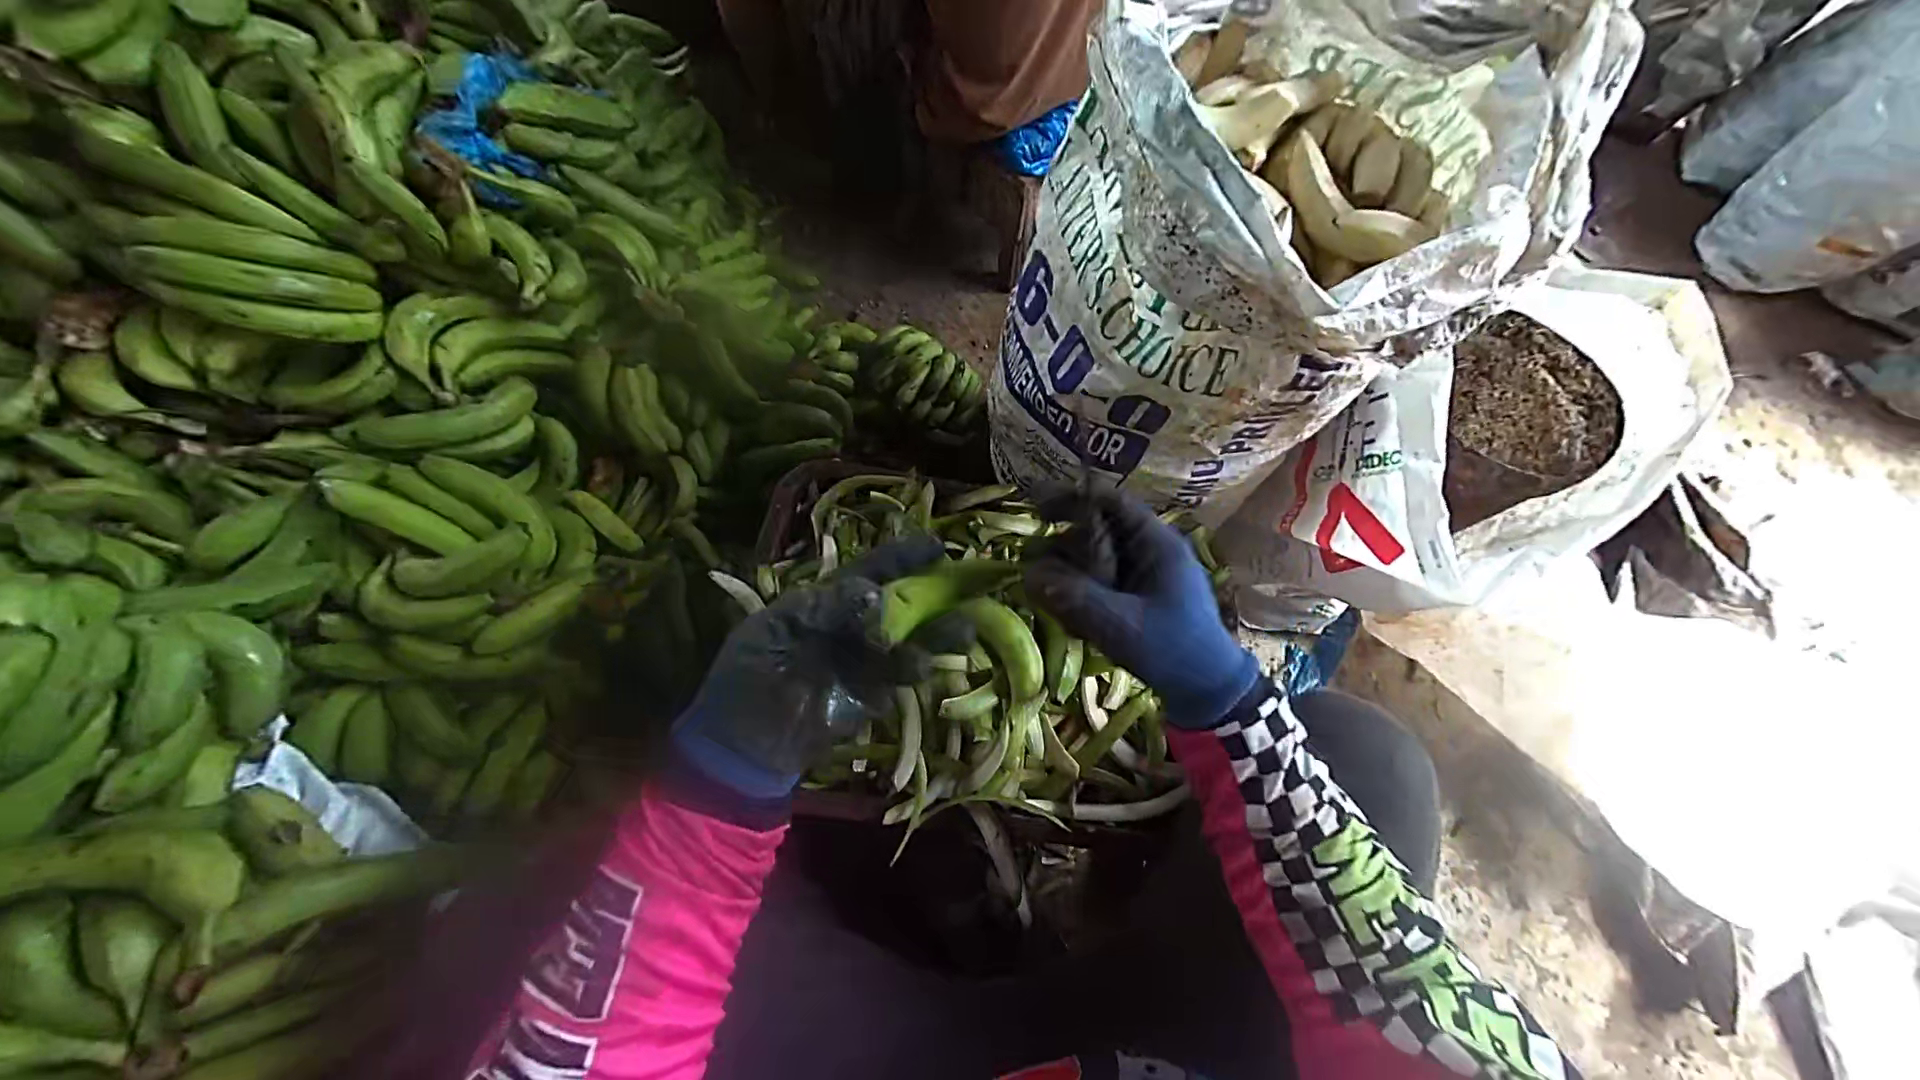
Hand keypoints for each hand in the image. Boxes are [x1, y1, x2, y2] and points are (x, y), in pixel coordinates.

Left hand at [669, 537, 947, 799]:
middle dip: (933, 592)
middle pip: (901, 602)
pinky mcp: (875, 694)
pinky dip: (917, 666)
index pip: (869, 572)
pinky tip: (924, 663)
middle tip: (967, 584)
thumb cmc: (747, 676)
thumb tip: (873, 592)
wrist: (741, 745)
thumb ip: (822, 608)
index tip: (936, 547)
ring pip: (911, 638)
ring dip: (938, 630)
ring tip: (964, 627)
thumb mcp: (774, 630)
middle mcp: (854, 626)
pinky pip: (903, 676)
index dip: (901, 557)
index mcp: (825, 602)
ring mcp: (868, 661)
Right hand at [1024, 490, 1256, 728]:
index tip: (1037, 507)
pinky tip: (1072, 618)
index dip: (1073, 498)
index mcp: (1156, 544)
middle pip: (1099, 529)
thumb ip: (1074, 597)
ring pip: (1097, 556)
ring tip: (1048, 596)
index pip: (1112, 501)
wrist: (1208, 688)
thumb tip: (1028, 574)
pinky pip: (1103, 579)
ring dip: (1070, 571)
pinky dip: (1083, 590)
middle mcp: (1150, 551)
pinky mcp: (1139, 594)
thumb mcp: (1120, 624)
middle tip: (1033, 560)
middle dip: (1065, 544)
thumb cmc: (1173, 650)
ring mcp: (1145, 573)